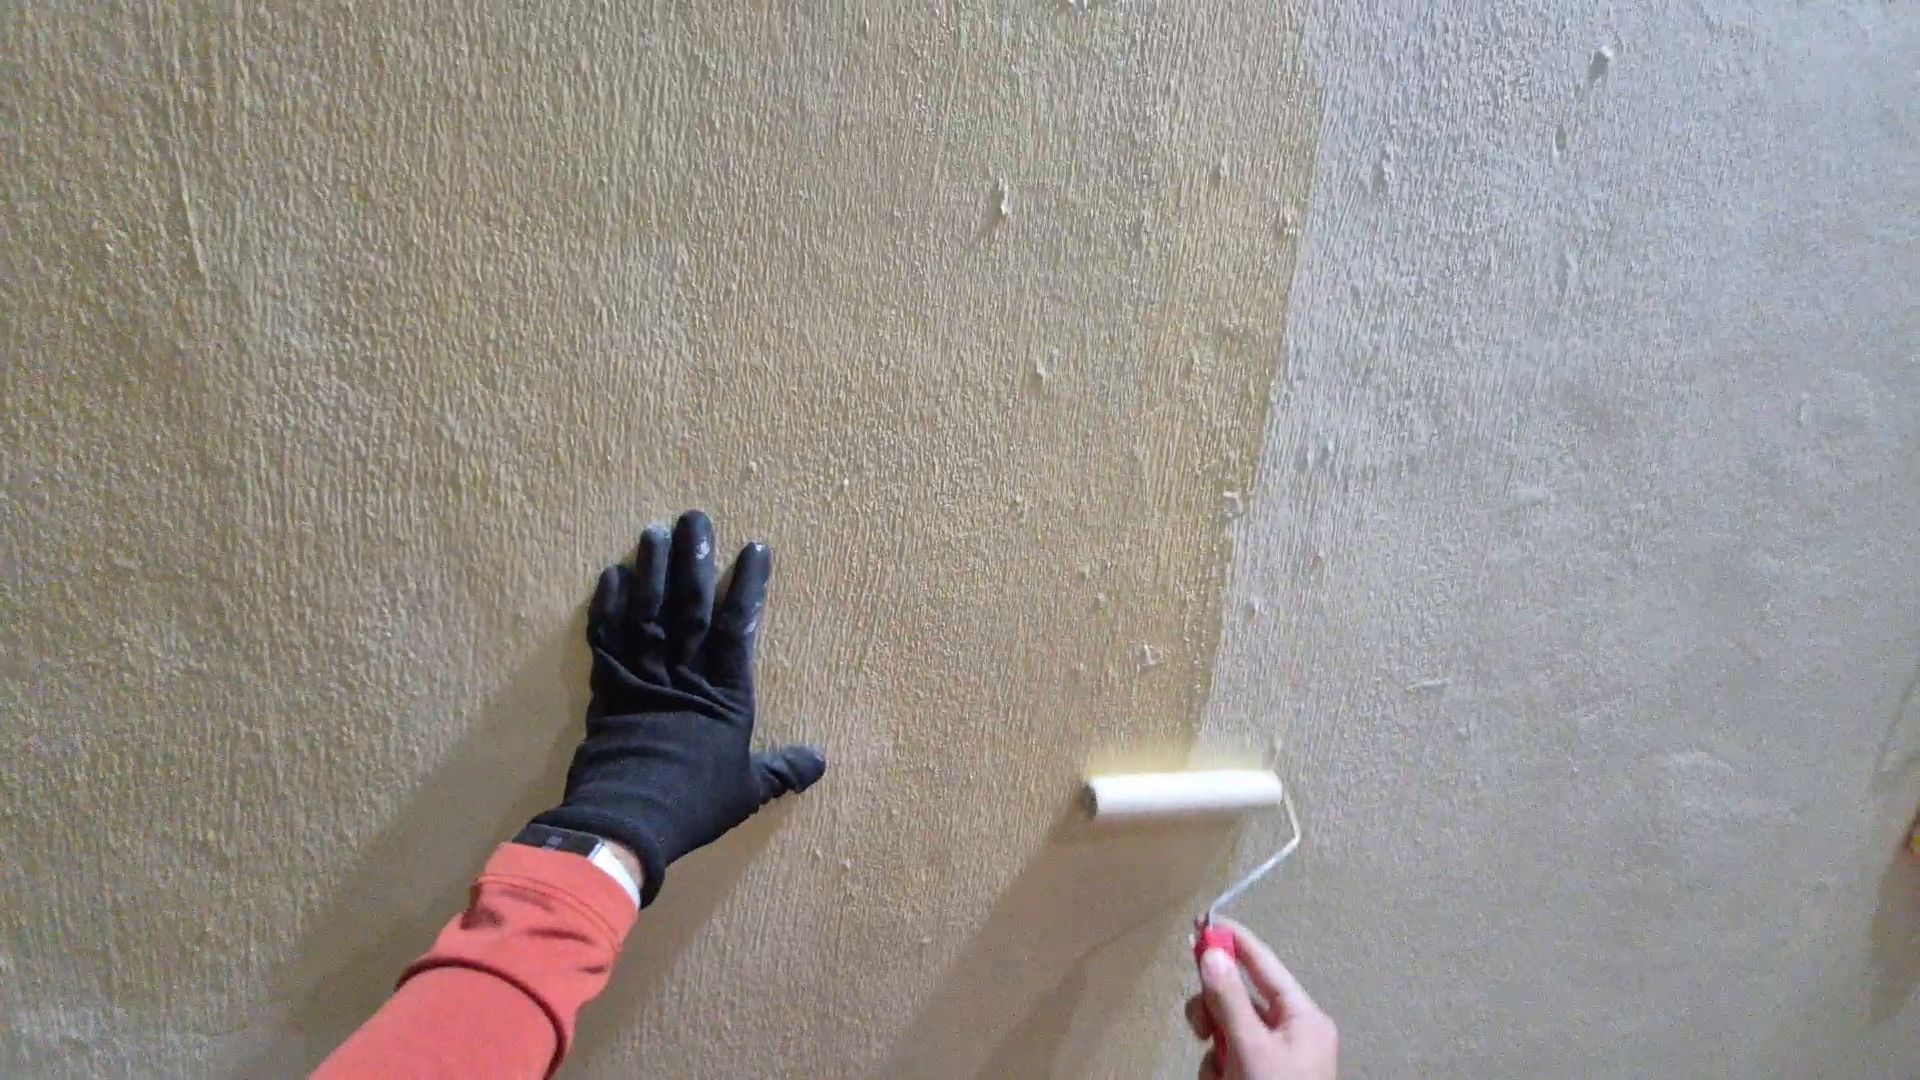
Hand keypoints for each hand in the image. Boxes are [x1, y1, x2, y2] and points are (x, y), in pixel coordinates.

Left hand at [532, 510, 826, 905]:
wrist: (625, 825)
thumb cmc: (694, 803)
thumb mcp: (748, 790)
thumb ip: (783, 769)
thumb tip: (820, 763)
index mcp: (724, 693)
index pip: (738, 626)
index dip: (748, 586)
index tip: (755, 548)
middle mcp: (684, 673)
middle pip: (689, 607)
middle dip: (694, 561)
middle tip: (695, 518)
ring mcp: (642, 677)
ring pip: (648, 613)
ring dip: (652, 570)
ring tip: (654, 531)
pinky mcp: (608, 689)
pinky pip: (607, 639)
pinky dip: (607, 606)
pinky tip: (612, 574)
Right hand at [1185, 918, 1337, 1079]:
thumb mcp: (1250, 1049)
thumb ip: (1228, 997)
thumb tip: (1211, 949)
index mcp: (1303, 1017)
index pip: (1262, 961)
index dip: (1232, 939)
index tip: (1199, 921)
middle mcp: (1291, 1030)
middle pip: (1240, 992)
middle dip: (1215, 1005)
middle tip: (1200, 1021)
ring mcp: (1274, 1056)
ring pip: (1228, 1023)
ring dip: (1213, 1042)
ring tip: (1216, 1072)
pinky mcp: (1258, 1075)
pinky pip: (1227, 1052)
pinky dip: (1217, 1066)